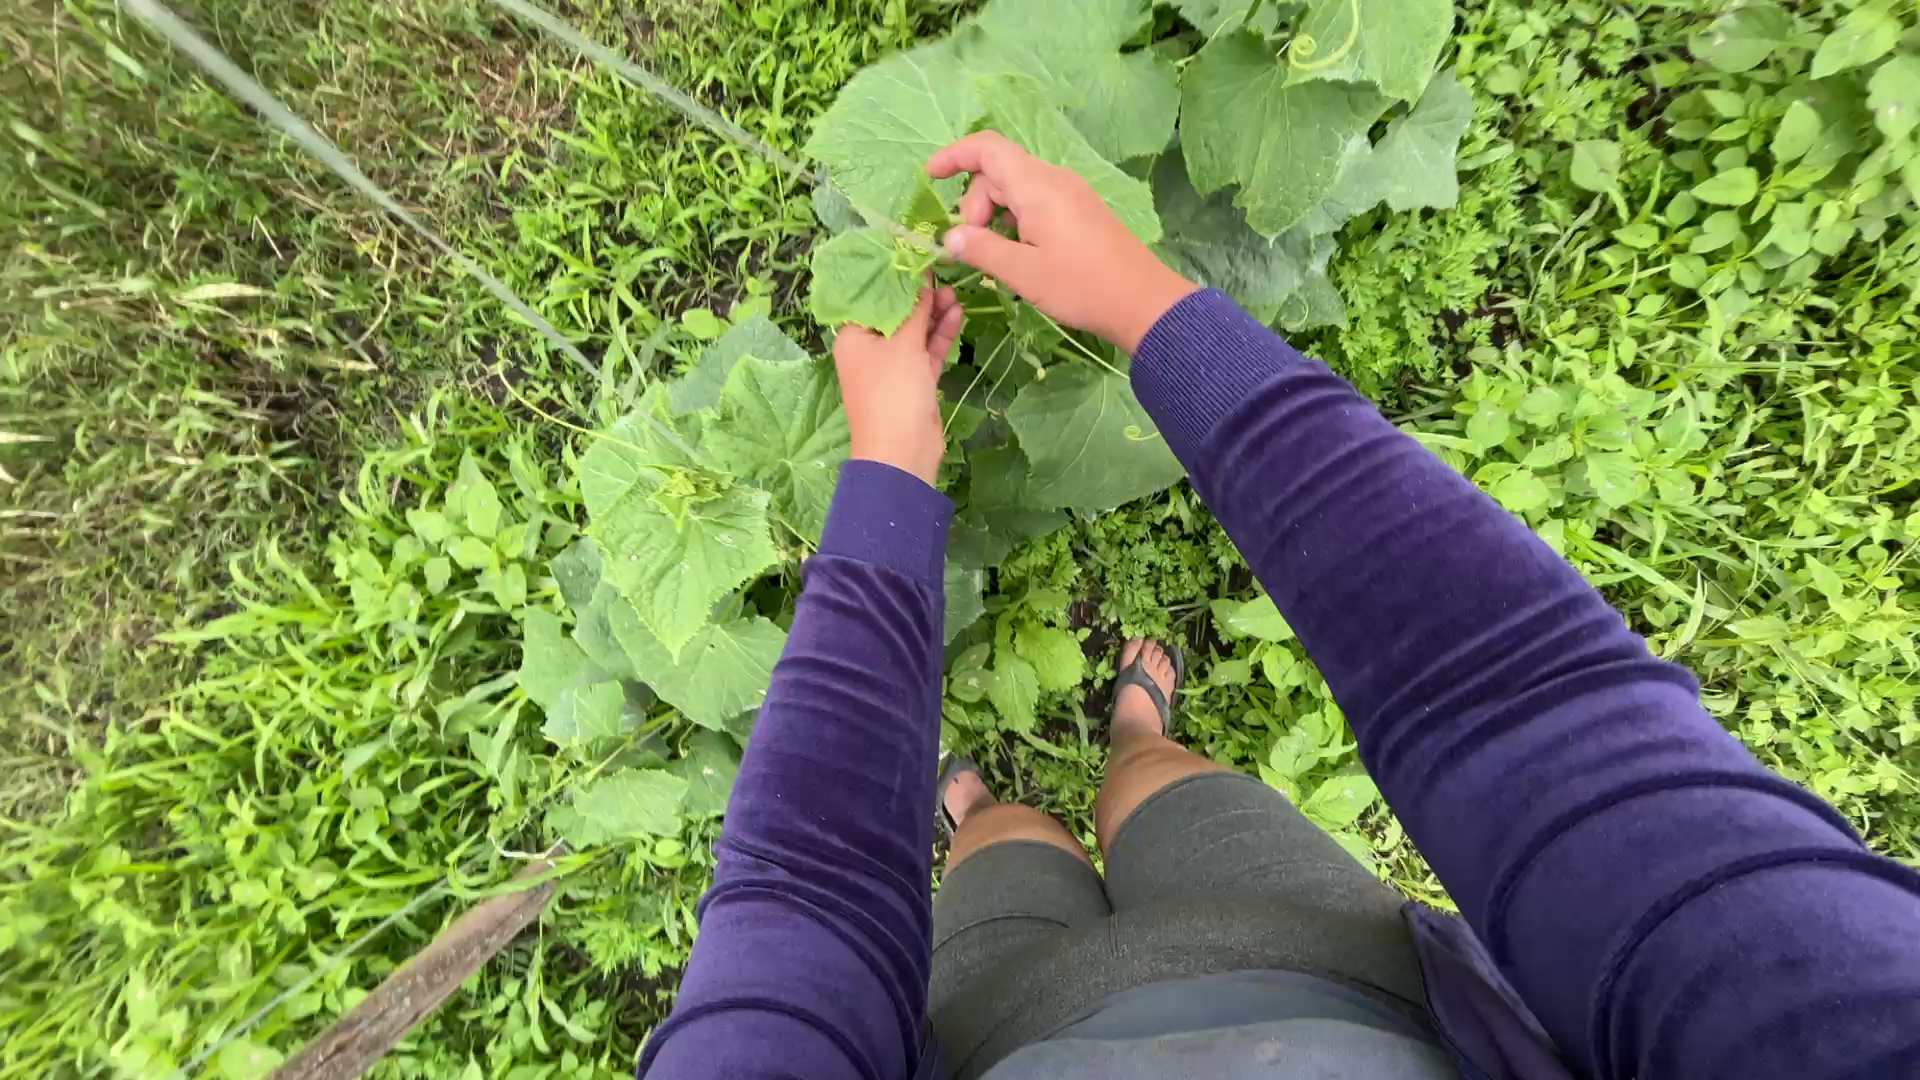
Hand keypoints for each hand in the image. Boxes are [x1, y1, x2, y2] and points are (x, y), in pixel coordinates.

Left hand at [832, 286, 962, 486]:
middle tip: (941, 274)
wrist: (902, 453)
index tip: (915, 257)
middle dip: (918, 295)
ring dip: (933, 314)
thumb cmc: (893, 393)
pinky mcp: (913, 382)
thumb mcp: (903, 344)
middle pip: (895, 313)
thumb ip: (915, 308)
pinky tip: (956, 314)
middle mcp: (869, 350)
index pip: (871, 297)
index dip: (893, 277)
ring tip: (953, 292)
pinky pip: (926, 352)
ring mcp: (892, 368)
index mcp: (853, 338)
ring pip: (914, 333)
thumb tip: (921, 276)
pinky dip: (939, 336)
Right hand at [928, 132, 1197, 353]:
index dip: (954, 155)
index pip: (987, 148)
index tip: (930, 177)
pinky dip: (1017, 222)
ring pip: (1017, 190)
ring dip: (996, 217)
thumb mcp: (1023, 273)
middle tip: (973, 250)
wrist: (1140, 301)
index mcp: (1037, 186)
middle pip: (999, 173)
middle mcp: (1054, 180)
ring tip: (997, 259)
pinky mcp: (1080, 212)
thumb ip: (981, 250)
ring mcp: (1070, 194)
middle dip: (975, 205)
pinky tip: (1021, 256)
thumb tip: (950, 238)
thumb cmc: (1080, 286)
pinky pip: (1037, 204)